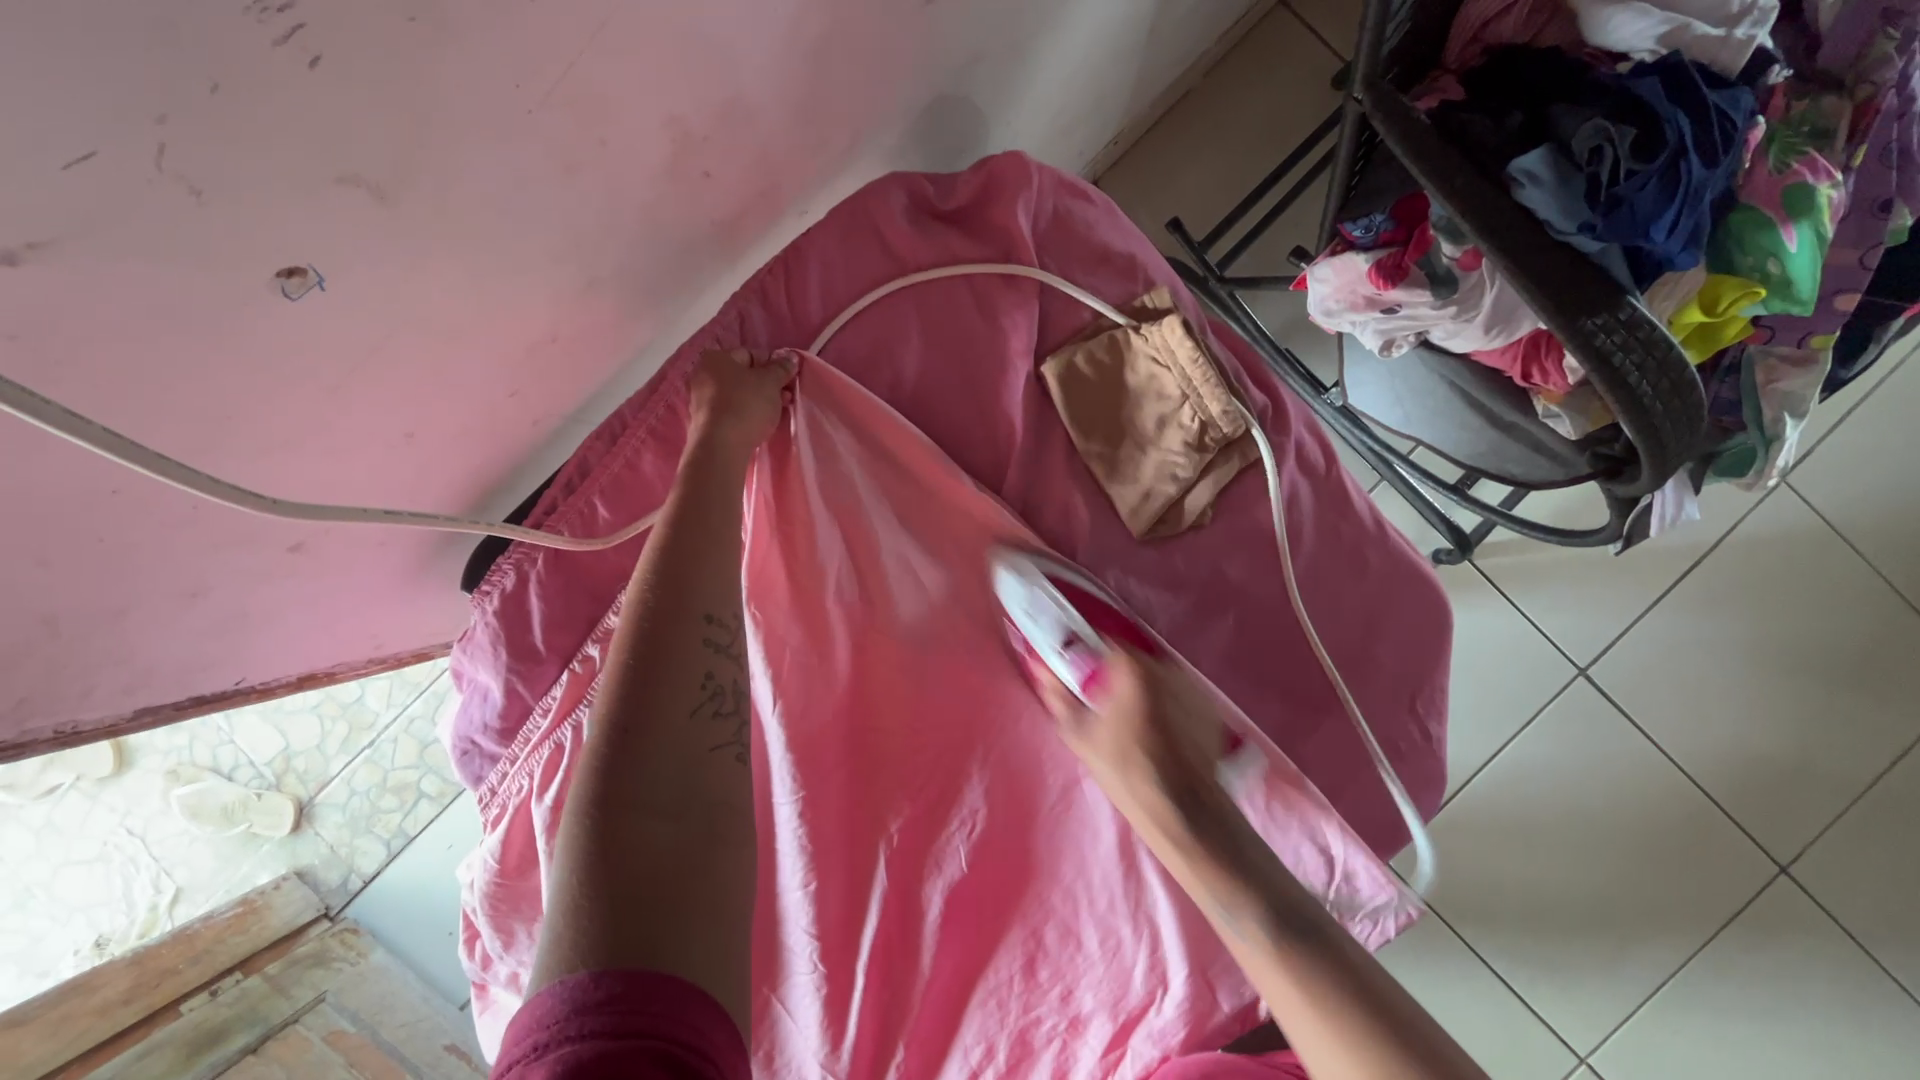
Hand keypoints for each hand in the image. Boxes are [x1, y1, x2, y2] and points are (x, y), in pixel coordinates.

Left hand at [687, 348, 797, 459]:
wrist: (721, 446)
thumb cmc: (746, 405)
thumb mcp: (770, 382)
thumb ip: (781, 368)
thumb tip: (791, 357)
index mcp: (717, 358)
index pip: (751, 354)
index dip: (774, 365)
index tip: (788, 378)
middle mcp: (704, 375)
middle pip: (744, 375)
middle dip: (769, 384)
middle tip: (787, 396)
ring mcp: (702, 399)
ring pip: (739, 394)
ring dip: (760, 399)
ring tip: (778, 410)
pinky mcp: (706, 421)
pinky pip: (732, 410)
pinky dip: (747, 413)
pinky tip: (761, 422)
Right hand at [1027, 646, 1225, 811]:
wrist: (1179, 809)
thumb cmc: (1123, 770)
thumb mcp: (1078, 734)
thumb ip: (1058, 694)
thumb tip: (1040, 667)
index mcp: (1133, 668)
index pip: (1107, 643)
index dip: (1094, 659)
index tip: (1087, 678)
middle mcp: (1167, 668)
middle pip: (1136, 660)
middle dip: (1122, 677)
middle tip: (1112, 707)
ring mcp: (1194, 687)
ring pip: (1161, 678)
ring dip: (1149, 691)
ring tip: (1140, 725)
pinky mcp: (1210, 708)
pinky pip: (1182, 697)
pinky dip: (1172, 707)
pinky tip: (1165, 735)